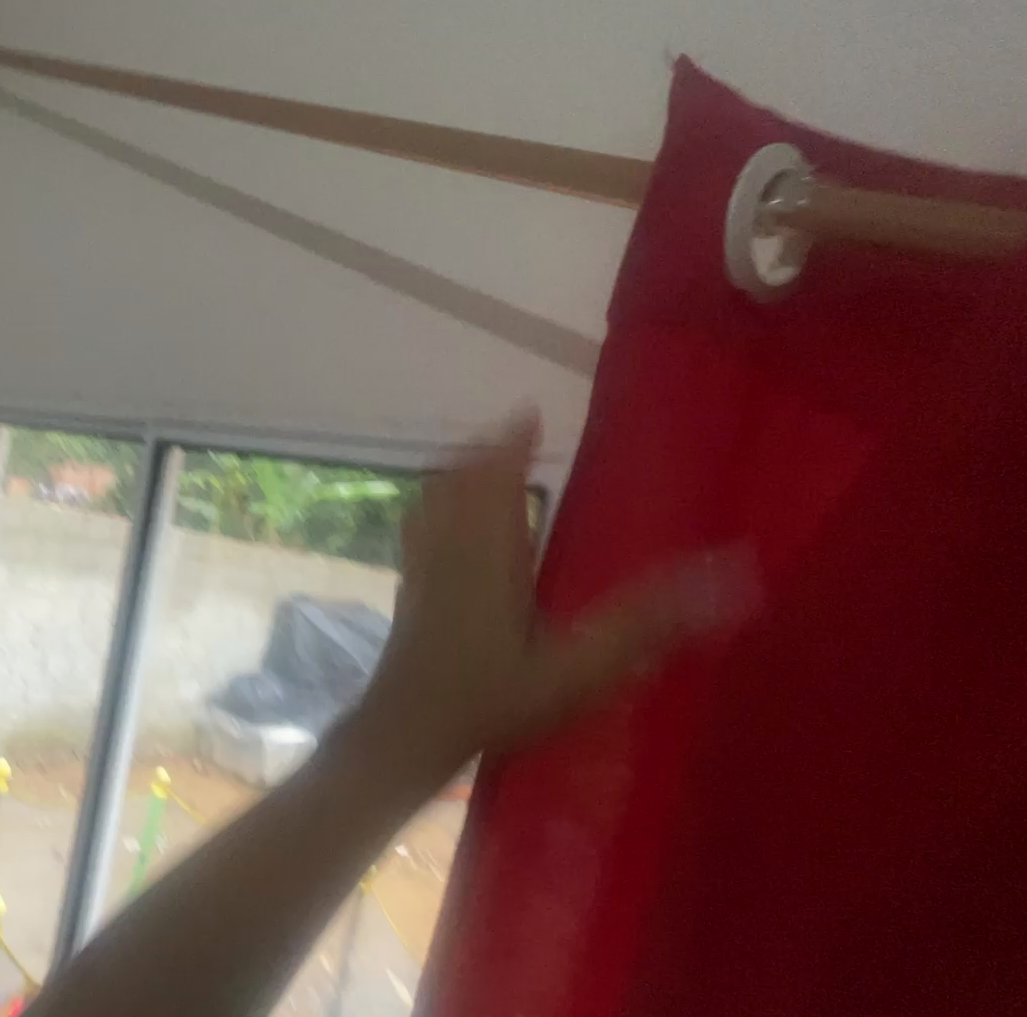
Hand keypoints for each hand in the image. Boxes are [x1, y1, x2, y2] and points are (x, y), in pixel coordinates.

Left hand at [350, 409, 755, 777]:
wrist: (407, 727)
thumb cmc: (492, 699)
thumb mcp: (578, 670)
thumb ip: (647, 625)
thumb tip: (733, 576)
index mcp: (488, 556)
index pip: (494, 482)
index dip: (509, 445)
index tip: (526, 414)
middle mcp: (448, 550)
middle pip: (457, 482)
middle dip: (482, 451)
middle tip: (511, 431)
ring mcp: (420, 568)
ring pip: (431, 501)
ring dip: (455, 472)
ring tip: (480, 458)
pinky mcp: (407, 589)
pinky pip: (416, 528)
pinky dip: (432, 503)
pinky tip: (439, 513)